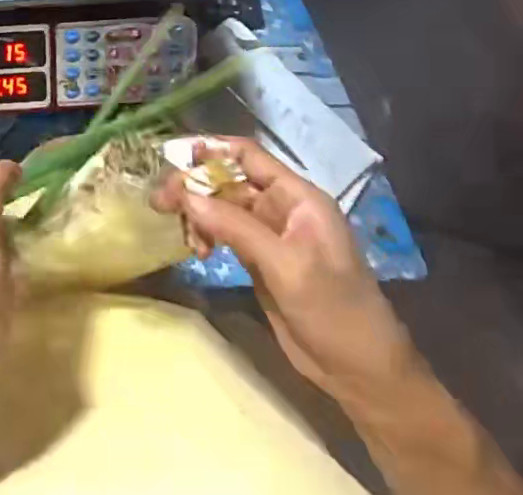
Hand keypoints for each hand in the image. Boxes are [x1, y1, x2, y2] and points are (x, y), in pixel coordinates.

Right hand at [153, 137, 422, 407]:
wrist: (361, 373)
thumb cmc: (335, 312)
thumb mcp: (287, 266)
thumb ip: (236, 226)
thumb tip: (185, 194)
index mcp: (298, 197)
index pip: (247, 155)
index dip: (209, 149)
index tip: (170, 157)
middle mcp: (280, 206)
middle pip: (225, 179)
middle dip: (192, 185)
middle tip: (161, 203)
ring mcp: (267, 232)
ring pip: (218, 204)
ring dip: (195, 213)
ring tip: (182, 234)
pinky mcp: (257, 256)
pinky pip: (220, 230)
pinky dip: (203, 234)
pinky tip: (197, 251)